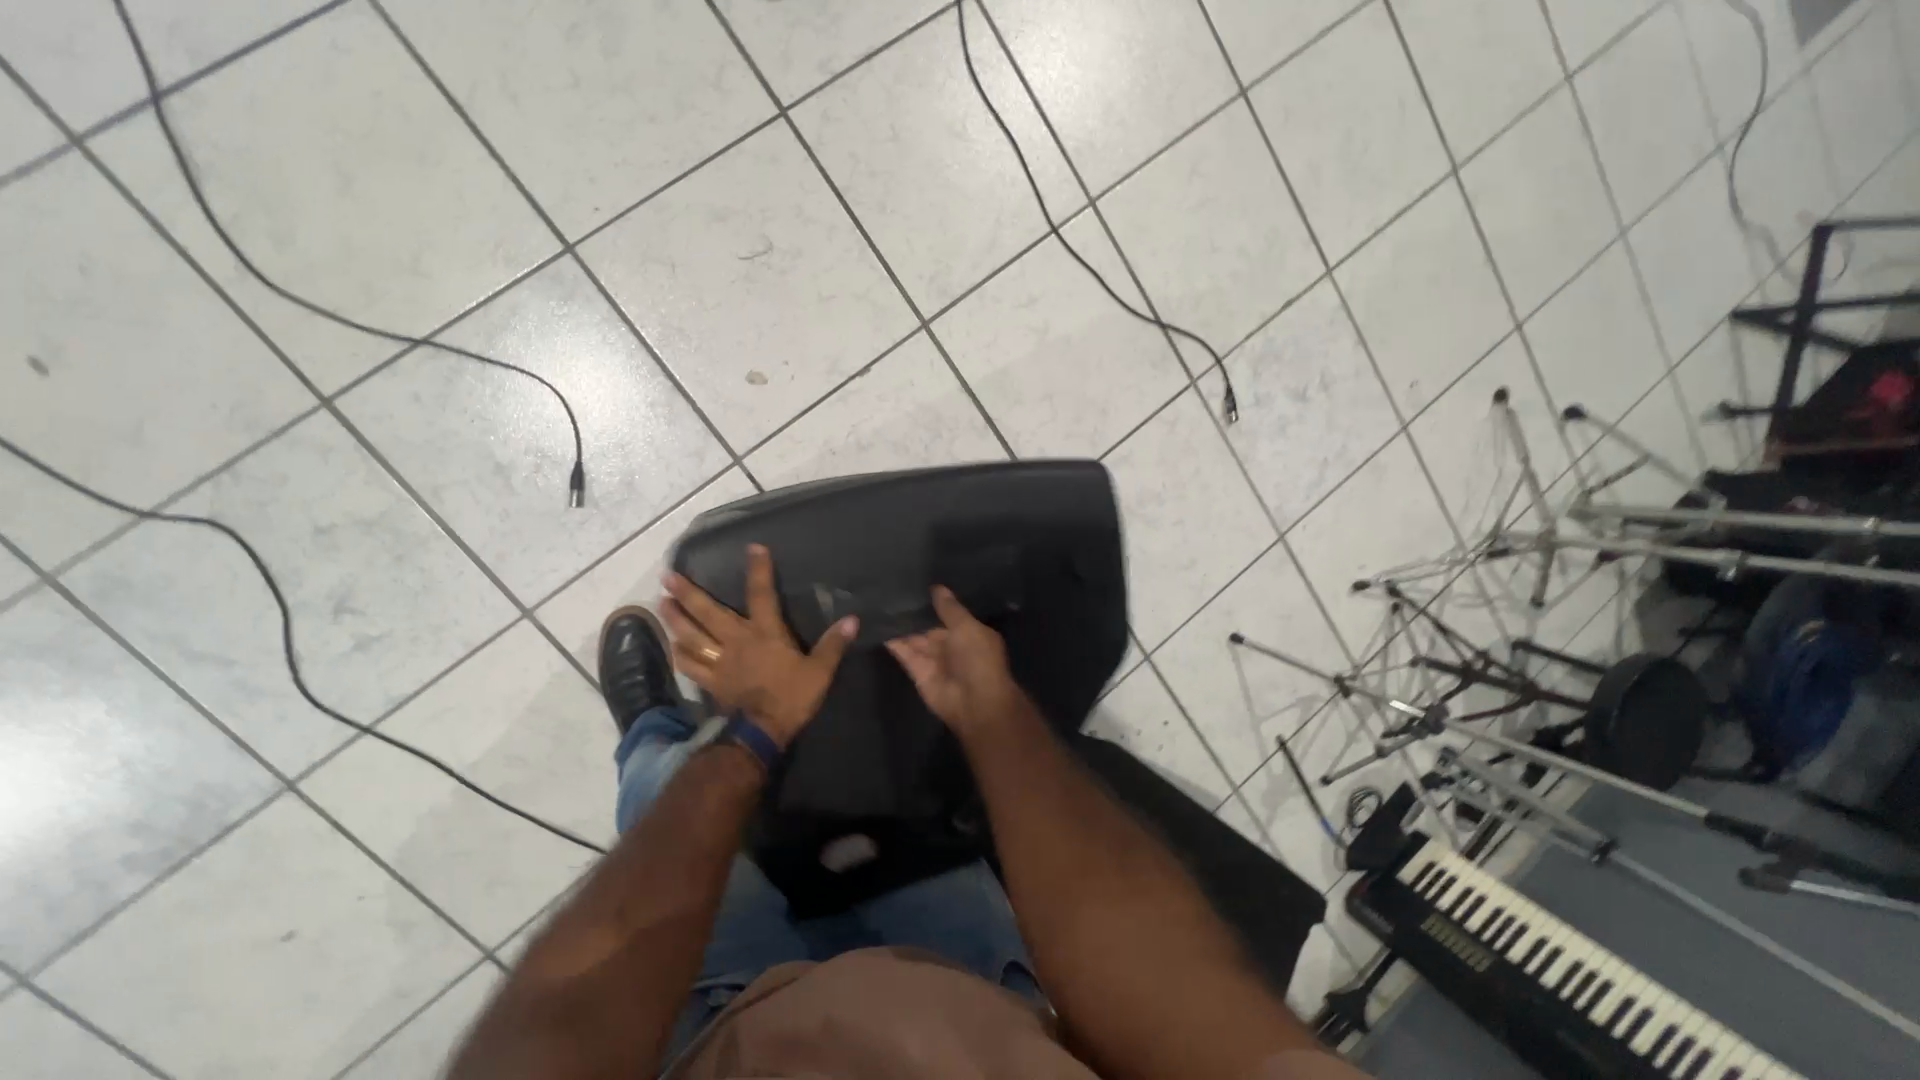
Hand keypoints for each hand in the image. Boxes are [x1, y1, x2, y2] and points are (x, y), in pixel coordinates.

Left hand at [662, 545, 857, 747]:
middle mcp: (737, 640)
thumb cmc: (792, 697)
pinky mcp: (711, 681)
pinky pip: (691, 665)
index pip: (762, 594)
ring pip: (692, 636)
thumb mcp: (820, 671)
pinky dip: (680, 655)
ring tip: (662, 603)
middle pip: (708, 613)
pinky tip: (672, 646)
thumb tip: (853, 619)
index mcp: (766, 633)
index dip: (759, 570)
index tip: (753, 548)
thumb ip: (833, 644)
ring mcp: (720, 661)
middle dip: (688, 593)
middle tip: (667, 576)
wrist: (763, 732)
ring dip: (676, 619)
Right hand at [886, 586, 1022, 734]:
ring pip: (913, 639)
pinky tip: (876, 624)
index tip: (912, 584)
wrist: (975, 701)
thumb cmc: (979, 659)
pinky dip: (893, 642)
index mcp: (968, 634)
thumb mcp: (967, 627)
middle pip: (927, 627)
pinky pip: (904, 654)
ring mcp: (933, 660)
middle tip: (889, 591)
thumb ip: (949, 609)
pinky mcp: (918, 672)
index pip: (947, 615)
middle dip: (912, 614)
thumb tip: (937, 587)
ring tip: (878, 604)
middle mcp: (950, 646)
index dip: (932, 603)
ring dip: (899, 626)